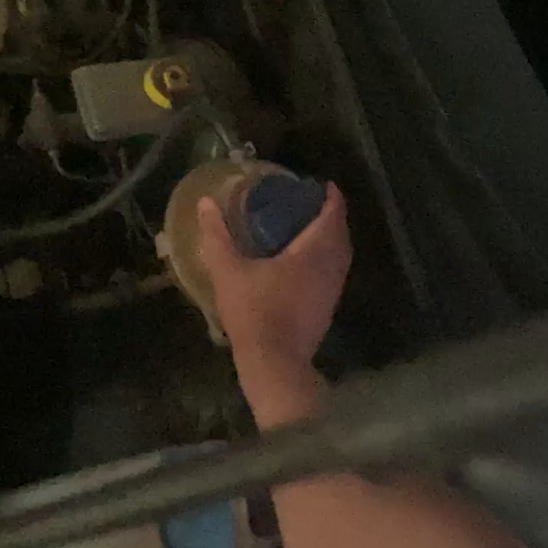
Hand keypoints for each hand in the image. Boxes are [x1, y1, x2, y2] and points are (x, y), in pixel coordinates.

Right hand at [196, 184, 350, 425]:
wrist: (274, 362)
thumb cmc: (253, 311)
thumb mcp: (228, 270)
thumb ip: (217, 235)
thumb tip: (206, 203)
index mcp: (313, 252)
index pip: (332, 216)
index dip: (331, 197)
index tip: (322, 185)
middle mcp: (330, 268)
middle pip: (341, 233)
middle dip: (331, 216)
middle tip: (310, 203)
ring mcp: (332, 289)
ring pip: (340, 254)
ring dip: (330, 238)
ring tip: (308, 228)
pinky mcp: (327, 306)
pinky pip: (334, 271)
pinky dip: (326, 257)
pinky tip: (304, 261)